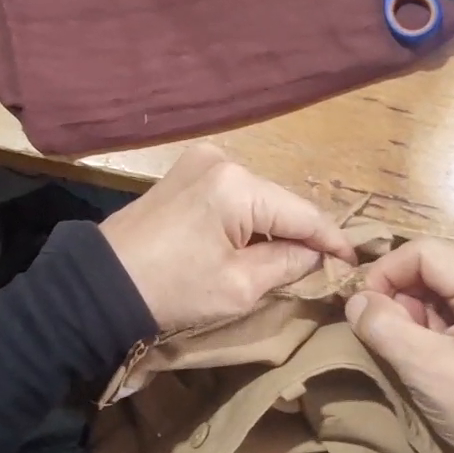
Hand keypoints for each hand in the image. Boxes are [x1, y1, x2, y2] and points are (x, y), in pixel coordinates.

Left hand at [100, 145, 355, 332]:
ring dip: (274, 227)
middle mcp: (222, 161)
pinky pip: (233, 196)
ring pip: (259, 199)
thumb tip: (318, 255)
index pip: (304, 214)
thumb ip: (288, 265)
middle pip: (281, 203)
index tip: (355, 263)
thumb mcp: (239, 287)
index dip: (333, 241)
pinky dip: (248, 220)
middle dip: (302, 234)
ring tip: (292, 260)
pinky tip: (254, 244)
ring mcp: (199, 163)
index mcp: (238, 186)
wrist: (98, 287)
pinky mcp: (183, 174)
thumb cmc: (171, 291)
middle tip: (324, 267)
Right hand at [345, 239, 453, 452]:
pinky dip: (426, 325)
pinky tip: (419, 352)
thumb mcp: (428, 371)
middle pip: (434, 266)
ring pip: (439, 287)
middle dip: (398, 295)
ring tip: (400, 346)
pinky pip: (452, 309)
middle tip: (379, 330)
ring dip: (410, 312)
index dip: (386, 273)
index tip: (361, 307)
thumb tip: (355, 299)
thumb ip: (385, 327)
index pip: (426, 252)